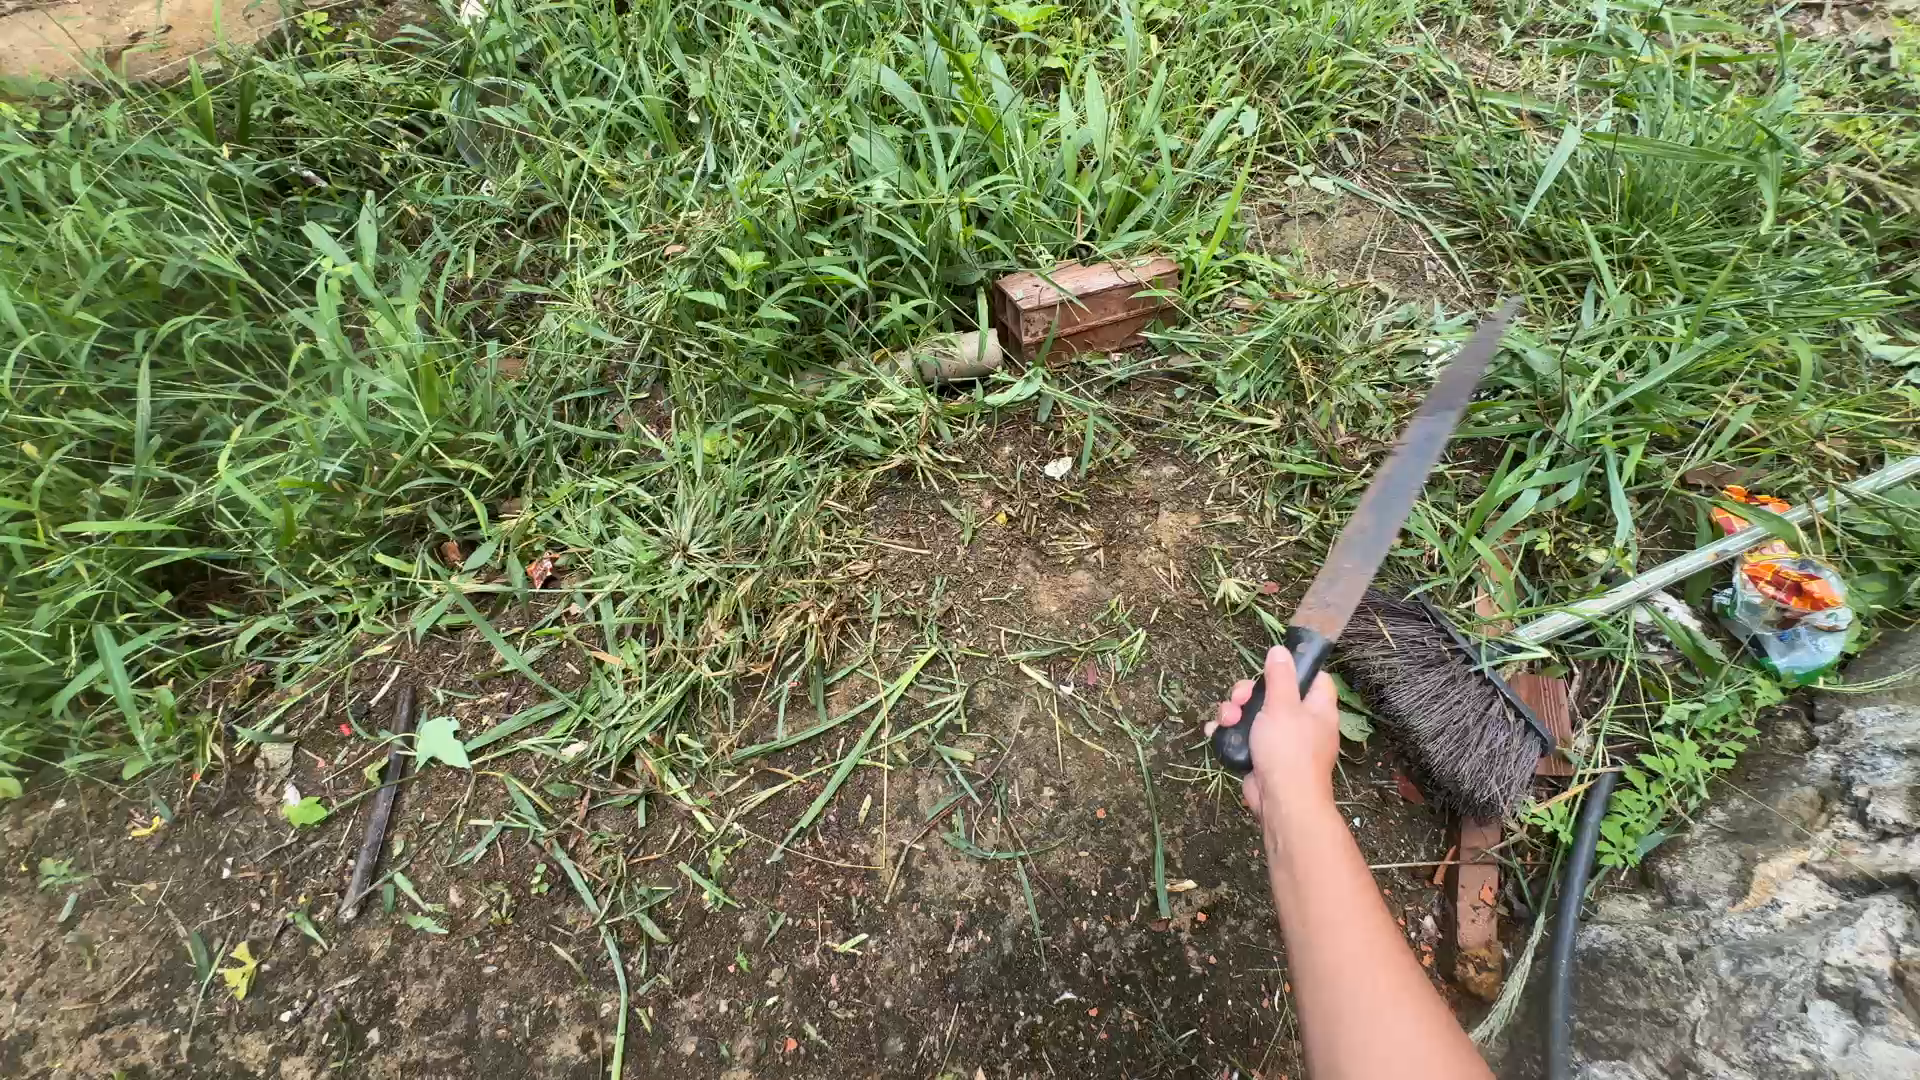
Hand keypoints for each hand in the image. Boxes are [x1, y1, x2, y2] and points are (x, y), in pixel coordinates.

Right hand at [1206, 644, 1339, 825]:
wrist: (1281, 801)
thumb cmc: (1289, 750)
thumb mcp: (1283, 706)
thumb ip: (1280, 676)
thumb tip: (1281, 650)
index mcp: (1317, 709)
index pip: (1314, 679)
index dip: (1294, 670)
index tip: (1272, 667)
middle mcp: (1301, 723)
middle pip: (1273, 693)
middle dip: (1248, 693)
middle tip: (1240, 698)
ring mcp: (1280, 740)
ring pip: (1252, 713)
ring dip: (1233, 712)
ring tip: (1226, 720)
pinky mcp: (1261, 755)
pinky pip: (1242, 734)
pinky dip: (1228, 732)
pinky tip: (1216, 731)